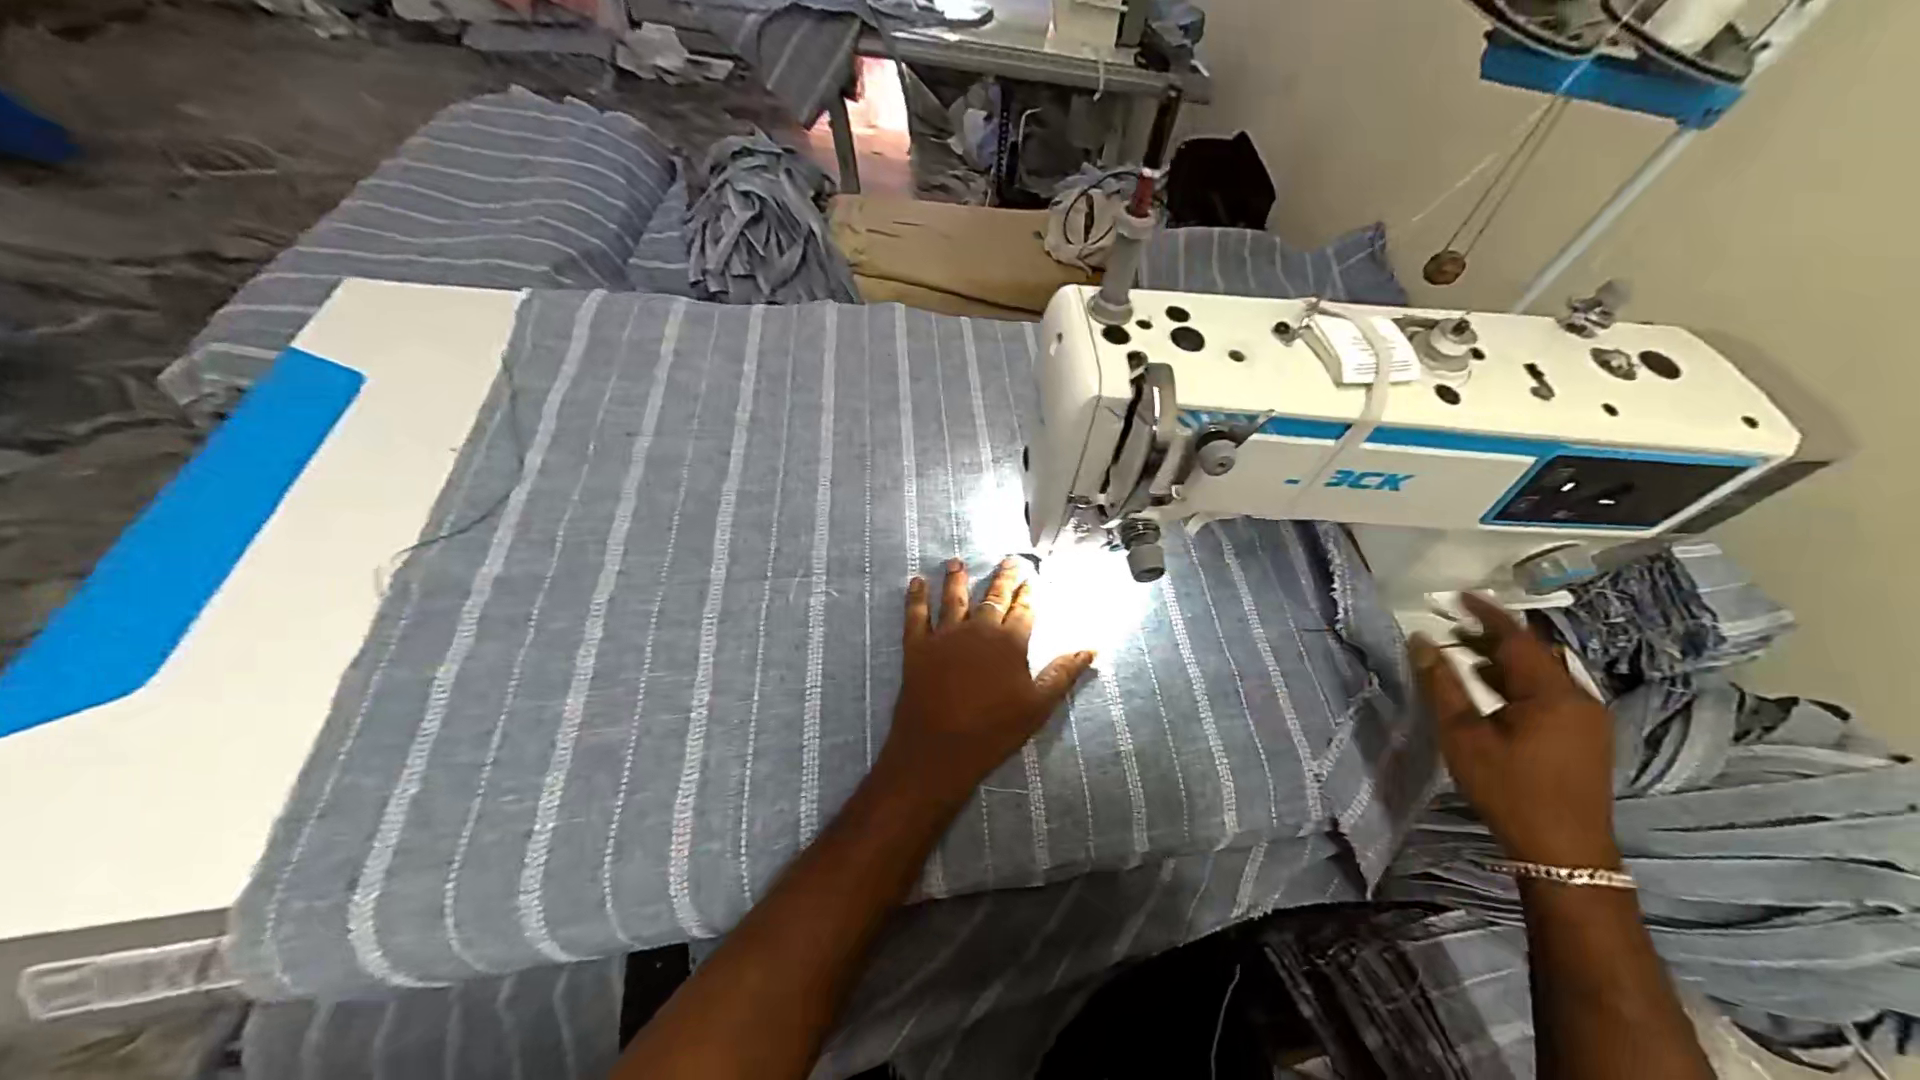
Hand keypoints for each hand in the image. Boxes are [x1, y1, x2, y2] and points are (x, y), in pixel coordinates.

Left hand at [879, 558, 1094, 806]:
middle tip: (1008, 560)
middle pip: (993, 597)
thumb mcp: (1037, 705)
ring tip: (957, 561)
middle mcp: (977, 630)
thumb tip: (1092, 648)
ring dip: (956, 578)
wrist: (938, 749)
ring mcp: (944, 636)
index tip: (1031, 576)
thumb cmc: (993, 730)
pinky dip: (915, 597)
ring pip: (952, 598)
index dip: (1028, 592)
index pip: (1023, 609)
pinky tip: (917, 582)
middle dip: (1003, 577)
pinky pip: (915, 615)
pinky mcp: (916, 647)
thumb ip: (1063, 673)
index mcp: (1009, 642)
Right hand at [1410, 593, 1619, 868]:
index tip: (1458, 596)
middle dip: (1493, 636)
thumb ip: (1443, 683)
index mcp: (1553, 694)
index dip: (1486, 614)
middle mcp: (1579, 699)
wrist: (1563, 851)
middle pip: (1534, 653)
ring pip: (1543, 674)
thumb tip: (1421, 641)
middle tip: (1453, 627)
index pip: (1517, 638)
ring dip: (1504, 660)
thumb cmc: (1508, 788)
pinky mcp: (1586, 737)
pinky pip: (1550, 693)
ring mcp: (1588, 719)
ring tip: (1464, 656)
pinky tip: (1491, 691)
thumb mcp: (1464, 735)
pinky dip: (1518, 682)